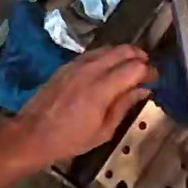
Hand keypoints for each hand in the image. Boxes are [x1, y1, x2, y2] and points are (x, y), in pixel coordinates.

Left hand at [6, 45, 153, 169]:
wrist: (32, 133)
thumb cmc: (70, 139)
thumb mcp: (104, 131)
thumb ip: (124, 105)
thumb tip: (143, 89)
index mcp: (102, 89)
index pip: (135, 67)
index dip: (149, 71)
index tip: (155, 79)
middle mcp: (91, 70)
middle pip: (123, 50)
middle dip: (139, 56)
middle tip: (146, 69)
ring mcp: (77, 64)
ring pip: (108, 48)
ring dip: (123, 54)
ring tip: (131, 67)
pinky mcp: (68, 64)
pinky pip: (93, 53)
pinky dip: (107, 56)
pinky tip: (110, 68)